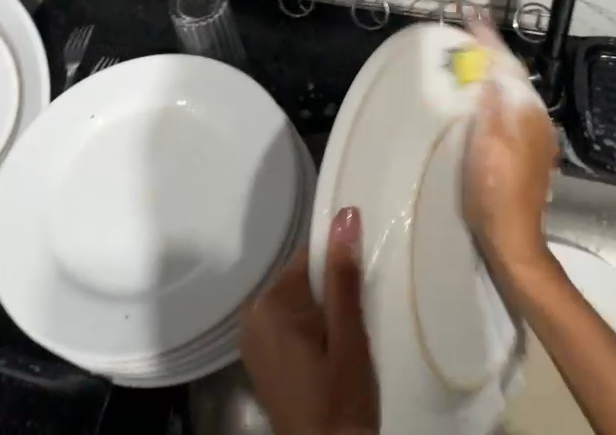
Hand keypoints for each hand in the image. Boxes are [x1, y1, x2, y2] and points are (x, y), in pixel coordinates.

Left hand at [239, 207, 377, 434]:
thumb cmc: (341, 401)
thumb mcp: (349, 337)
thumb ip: (344, 275)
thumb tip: (345, 215)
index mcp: (269, 304)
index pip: (310, 258)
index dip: (340, 266)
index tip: (364, 283)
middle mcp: (252, 313)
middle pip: (303, 280)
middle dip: (333, 292)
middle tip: (358, 321)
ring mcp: (253, 338)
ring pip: (299, 302)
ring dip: (325, 312)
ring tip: (347, 339)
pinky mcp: (261, 358)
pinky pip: (290, 324)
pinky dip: (312, 330)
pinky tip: (331, 353)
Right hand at [461, 22, 558, 270]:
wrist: (512, 237)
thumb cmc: (492, 190)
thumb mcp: (485, 143)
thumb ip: (490, 104)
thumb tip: (491, 68)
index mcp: (526, 113)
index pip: (506, 66)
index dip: (488, 41)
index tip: (472, 17)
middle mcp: (536, 119)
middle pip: (513, 76)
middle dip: (493, 53)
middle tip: (469, 34)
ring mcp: (536, 136)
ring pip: (515, 92)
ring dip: (496, 72)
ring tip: (474, 57)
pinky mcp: (530, 151)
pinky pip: (514, 108)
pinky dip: (499, 94)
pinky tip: (486, 96)